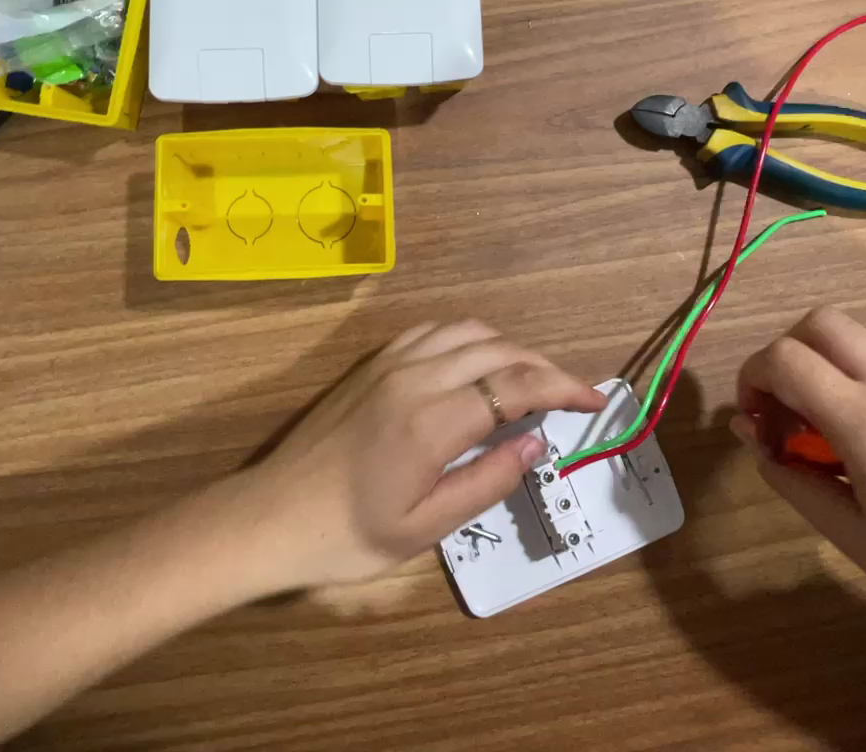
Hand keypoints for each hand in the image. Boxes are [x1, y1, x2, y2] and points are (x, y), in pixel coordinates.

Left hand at [245, 320, 606, 588]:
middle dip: (543, 366)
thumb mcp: (425, 527)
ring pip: (467, 330)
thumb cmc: (347, 535)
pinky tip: (473, 364)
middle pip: (498, 349)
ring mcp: (390, 363)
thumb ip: (487, 479)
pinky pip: (432, 331)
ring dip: (507, 347)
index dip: (563, 387)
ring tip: (527, 379)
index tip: (595, 399)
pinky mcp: (372, 363)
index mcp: (432, 421)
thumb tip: (537, 441)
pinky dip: (468, 338)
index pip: (515, 386)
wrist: (270, 517)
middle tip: (569, 395)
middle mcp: (415, 377)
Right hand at [729, 307, 865, 665]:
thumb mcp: (855, 542)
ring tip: (847, 449)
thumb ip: (792, 478)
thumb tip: (751, 434)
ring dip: (835, 379)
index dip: (752, 378)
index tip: (755, 419)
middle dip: (787, 353)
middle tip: (787, 408)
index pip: (784, 358)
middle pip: (822, 322)